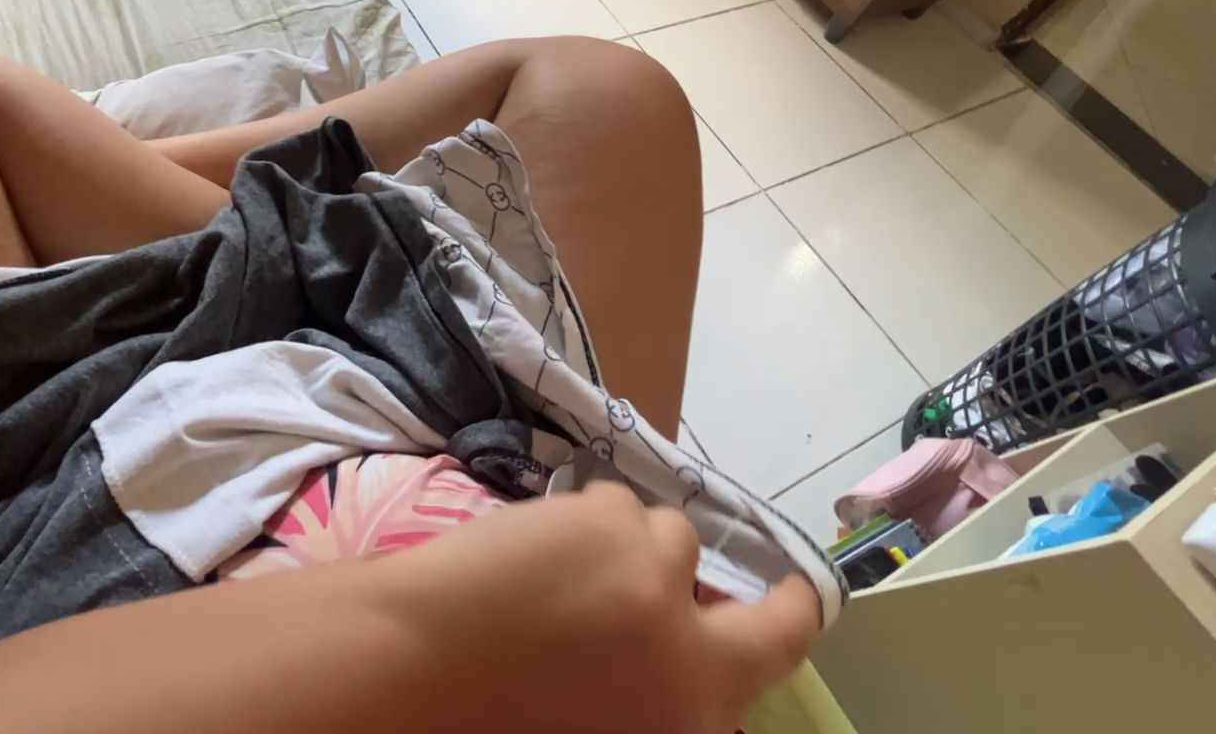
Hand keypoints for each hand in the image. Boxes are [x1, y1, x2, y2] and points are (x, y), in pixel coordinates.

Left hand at [369, 481, 820, 733]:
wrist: (424, 662)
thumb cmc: (506, 715)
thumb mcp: (613, 720)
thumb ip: (662, 688)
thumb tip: (683, 654)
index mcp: (693, 709)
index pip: (777, 656)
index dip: (790, 620)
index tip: (791, 599)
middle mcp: (691, 641)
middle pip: (762, 607)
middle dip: (761, 594)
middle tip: (719, 583)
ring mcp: (652, 567)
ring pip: (668, 535)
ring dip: (636, 548)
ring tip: (571, 567)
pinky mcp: (606, 514)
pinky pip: (616, 503)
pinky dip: (590, 519)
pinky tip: (541, 545)